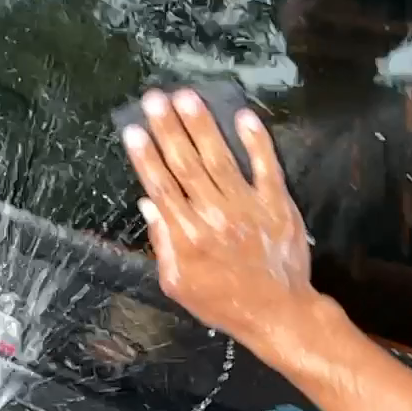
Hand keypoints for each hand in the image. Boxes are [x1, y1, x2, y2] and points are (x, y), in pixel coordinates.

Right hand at [121, 88, 346, 368]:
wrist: (277, 313)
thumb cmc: (221, 301)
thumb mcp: (177, 283)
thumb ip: (162, 242)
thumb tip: (148, 204)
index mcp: (186, 236)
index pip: (161, 187)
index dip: (145, 157)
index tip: (133, 130)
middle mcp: (213, 215)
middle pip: (185, 165)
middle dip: (168, 129)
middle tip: (155, 99)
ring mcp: (247, 207)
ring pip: (219, 159)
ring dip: (202, 126)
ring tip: (187, 97)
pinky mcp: (276, 204)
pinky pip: (265, 168)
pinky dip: (256, 142)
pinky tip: (243, 117)